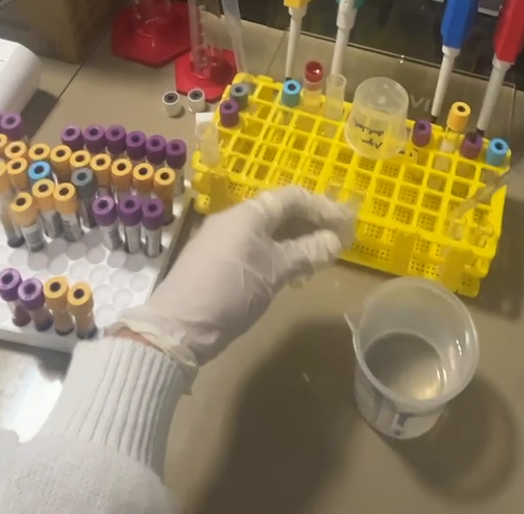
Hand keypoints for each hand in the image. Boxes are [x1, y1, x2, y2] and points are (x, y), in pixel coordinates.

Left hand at [113, 186, 354, 370]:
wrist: (177, 327)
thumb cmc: (231, 292)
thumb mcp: (275, 272)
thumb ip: (306, 253)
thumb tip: (334, 240)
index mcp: (249, 212)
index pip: (293, 196)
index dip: (322, 207)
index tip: (345, 224)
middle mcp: (234, 218)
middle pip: (279, 211)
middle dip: (310, 223)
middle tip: (336, 240)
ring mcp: (221, 239)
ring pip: (266, 230)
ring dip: (294, 239)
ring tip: (317, 257)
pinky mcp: (214, 260)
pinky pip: (253, 245)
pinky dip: (276, 252)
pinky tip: (288, 271)